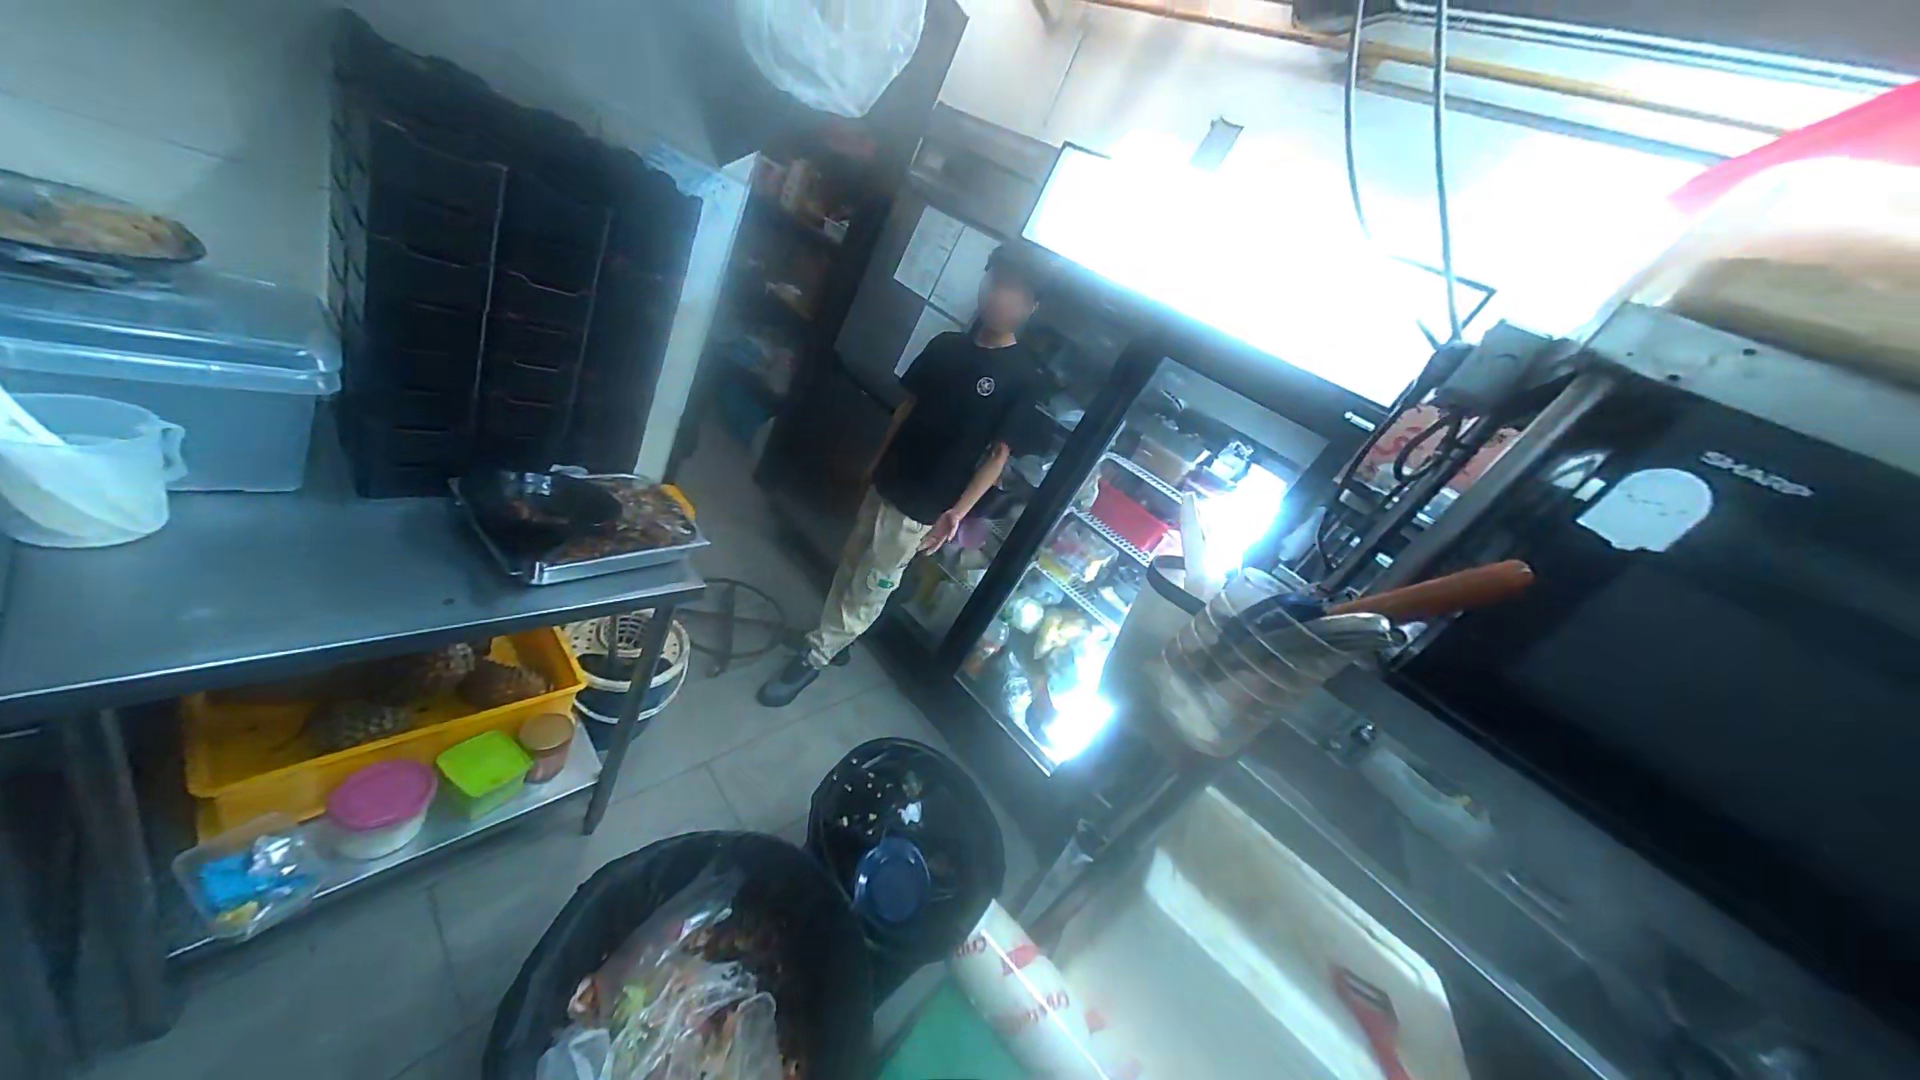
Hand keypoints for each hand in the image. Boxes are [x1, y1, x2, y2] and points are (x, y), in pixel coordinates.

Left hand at [919, 509, 962, 552]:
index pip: (937, 545)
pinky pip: (930, 532)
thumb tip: (949, 540)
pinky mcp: (936, 526)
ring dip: (925, 542)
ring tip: (919, 546)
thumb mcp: (954, 526)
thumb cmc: (955, 521)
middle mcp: (940, 535)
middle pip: (931, 542)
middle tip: (918, 550)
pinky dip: (926, 536)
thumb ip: (952, 533)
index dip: (932, 549)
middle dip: (925, 546)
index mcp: (944, 537)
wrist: (954, 514)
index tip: (926, 553)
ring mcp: (938, 531)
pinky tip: (922, 538)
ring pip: (930, 538)